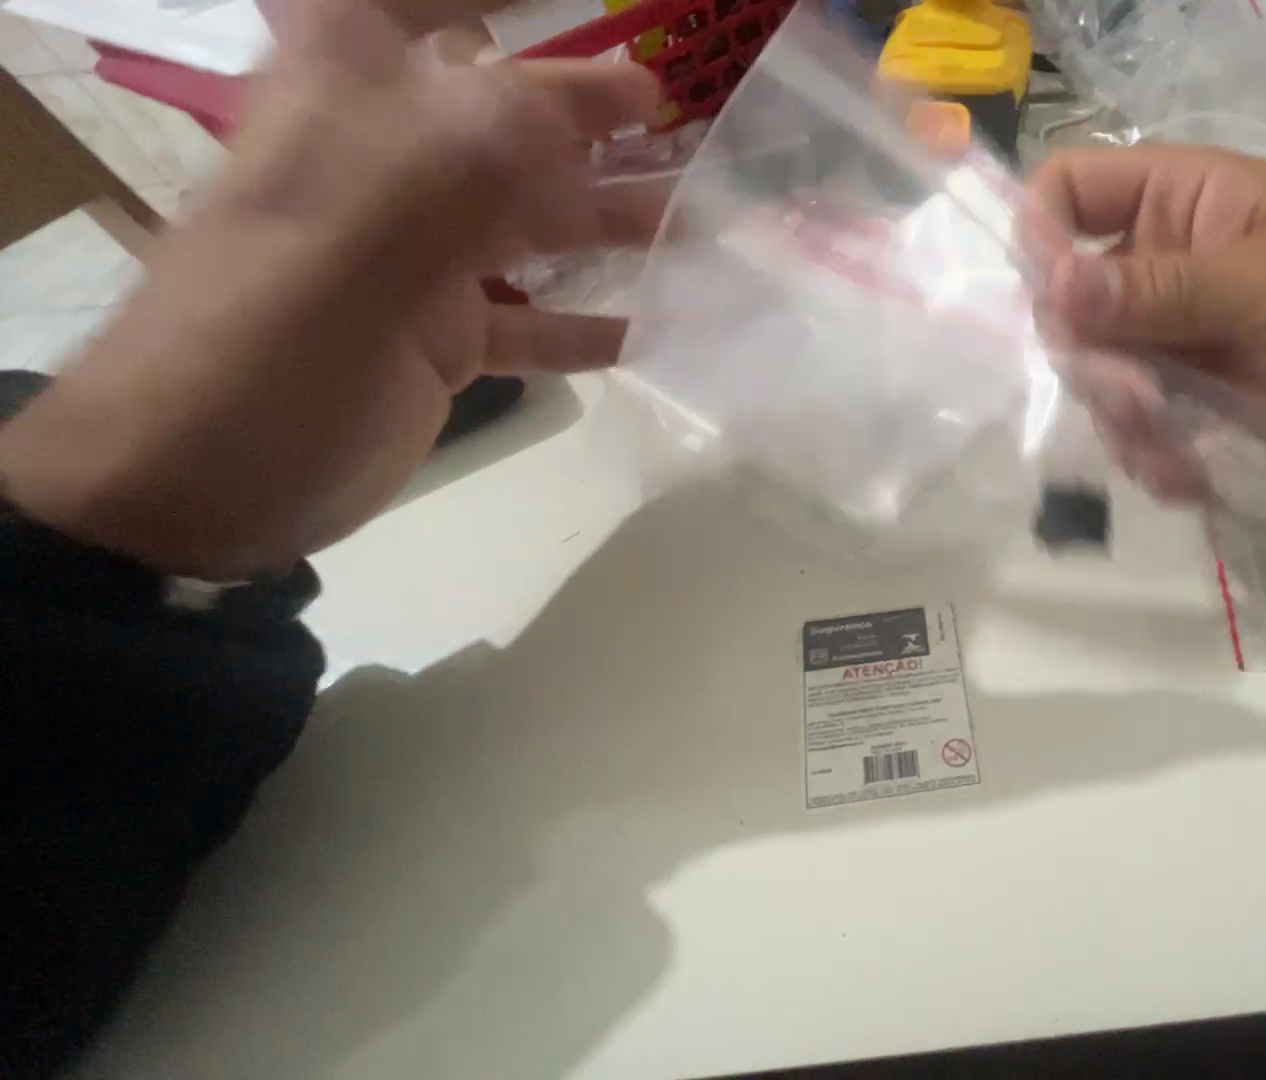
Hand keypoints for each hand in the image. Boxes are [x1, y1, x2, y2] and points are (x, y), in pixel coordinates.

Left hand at [0, 0, 663, 579]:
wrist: (202, 492)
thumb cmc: (263, 354)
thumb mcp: (360, 240)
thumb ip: (472, 158)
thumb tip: (602, 90)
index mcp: (345, 115)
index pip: (406, 8)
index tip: (578, 1)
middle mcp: (389, 176)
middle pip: (503, 120)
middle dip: (587, 112)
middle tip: (679, 120)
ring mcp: (422, 263)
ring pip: (535, 223)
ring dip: (614, 222)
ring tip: (699, 227)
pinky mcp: (446, 340)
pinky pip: (537, 321)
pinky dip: (594, 326)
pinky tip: (655, 331)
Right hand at [1026, 145, 1265, 494]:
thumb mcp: (1265, 283)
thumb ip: (1159, 289)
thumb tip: (1052, 290)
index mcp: (1171, 201)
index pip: (1067, 188)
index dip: (1040, 234)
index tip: (1053, 302)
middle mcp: (1150, 262)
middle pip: (1068, 303)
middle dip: (1094, 362)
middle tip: (1139, 403)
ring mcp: (1162, 331)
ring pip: (1097, 374)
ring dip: (1124, 421)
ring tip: (1174, 456)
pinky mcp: (1179, 388)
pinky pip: (1134, 420)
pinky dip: (1152, 452)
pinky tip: (1185, 476)